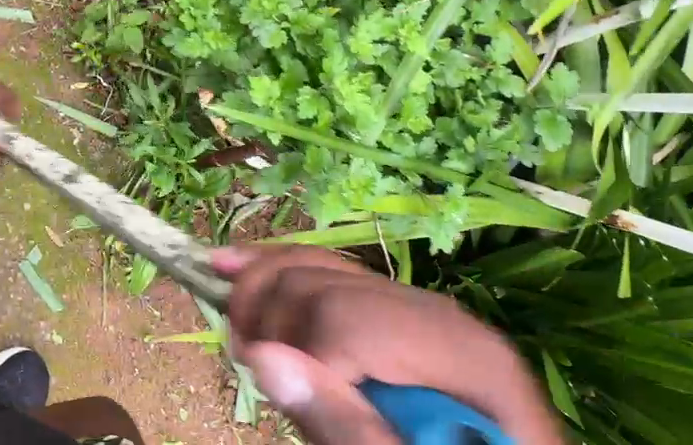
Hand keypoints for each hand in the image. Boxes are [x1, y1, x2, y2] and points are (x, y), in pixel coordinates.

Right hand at [212, 245, 565, 444]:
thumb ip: (348, 428)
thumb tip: (262, 357)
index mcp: (464, 358)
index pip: (349, 319)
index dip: (294, 347)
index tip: (263, 381)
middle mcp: (441, 316)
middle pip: (327, 287)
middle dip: (270, 316)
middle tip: (242, 360)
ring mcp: (417, 308)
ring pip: (317, 267)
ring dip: (261, 288)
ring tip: (234, 328)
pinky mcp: (394, 312)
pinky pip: (325, 272)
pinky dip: (274, 270)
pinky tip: (228, 264)